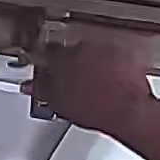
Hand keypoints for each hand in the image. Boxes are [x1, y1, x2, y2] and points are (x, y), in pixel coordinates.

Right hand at [29, 39, 159, 139]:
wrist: (128, 111)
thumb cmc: (96, 108)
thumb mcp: (58, 103)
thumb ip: (41, 89)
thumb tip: (30, 85)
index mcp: (62, 57)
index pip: (47, 52)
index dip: (49, 63)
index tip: (50, 72)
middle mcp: (83, 47)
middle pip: (72, 51)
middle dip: (73, 65)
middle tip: (75, 84)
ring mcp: (105, 48)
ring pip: (94, 53)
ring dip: (93, 65)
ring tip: (96, 86)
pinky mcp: (124, 52)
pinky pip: (114, 56)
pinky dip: (112, 66)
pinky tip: (112, 82)